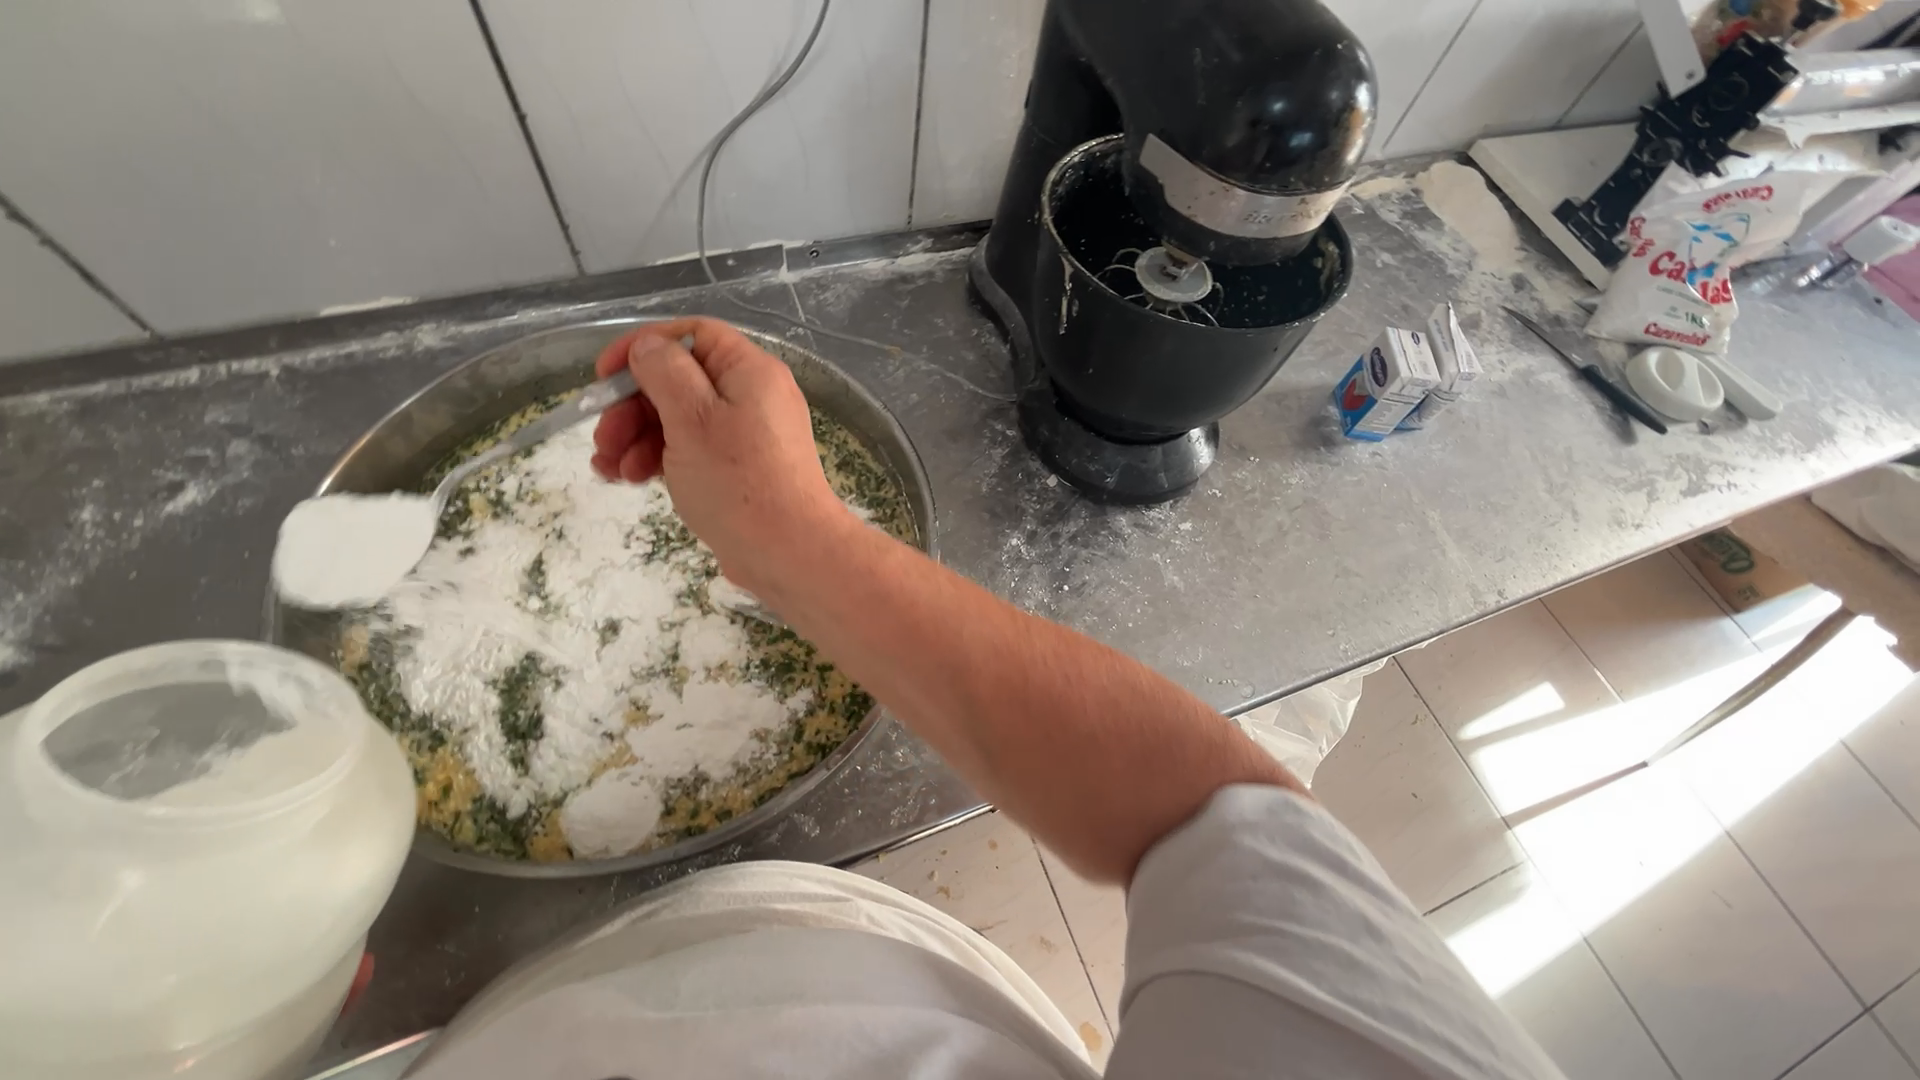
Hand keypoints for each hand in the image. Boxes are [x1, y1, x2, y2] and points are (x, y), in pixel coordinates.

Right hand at [590, 318, 851, 592]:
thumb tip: (649, 346)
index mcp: (750, 371)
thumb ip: (664, 372)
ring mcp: (748, 435)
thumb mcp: (692, 417)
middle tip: (602, 439)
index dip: (644, 347)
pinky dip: (660, 458)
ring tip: (610, 470)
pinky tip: (628, 479)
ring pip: (680, 419)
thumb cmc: (738, 480)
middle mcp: (753, 396)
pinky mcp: (741, 469)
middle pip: (680, 381)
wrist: (789, 551)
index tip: (604, 375)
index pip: (692, 336)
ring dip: (637, 437)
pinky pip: (693, 450)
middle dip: (632, 407)